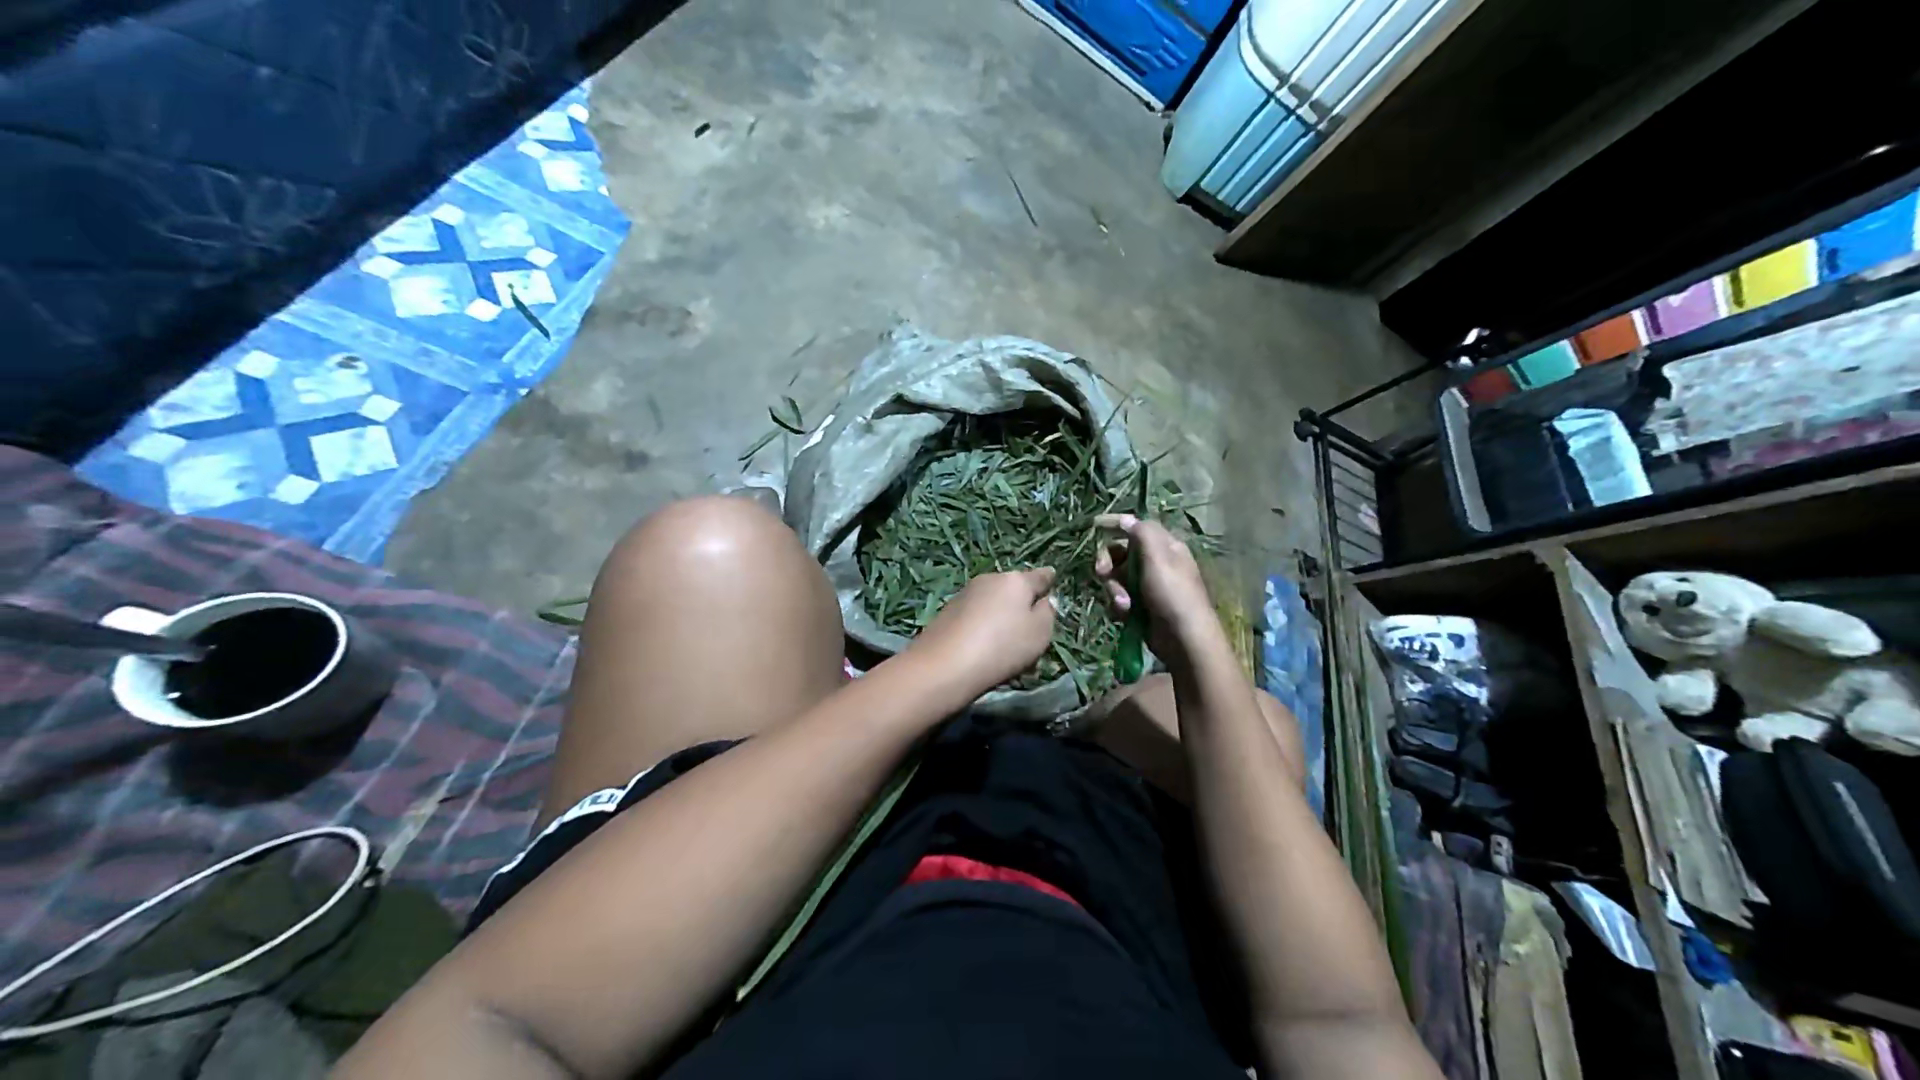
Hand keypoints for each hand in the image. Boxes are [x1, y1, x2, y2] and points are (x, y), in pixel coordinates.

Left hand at [910, 568, 1056, 692]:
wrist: (945, 665)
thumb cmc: (1003, 646)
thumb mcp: (1040, 632)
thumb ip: (1047, 613)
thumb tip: (1042, 601)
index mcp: (1015, 580)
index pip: (1039, 576)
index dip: (1048, 579)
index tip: (1052, 578)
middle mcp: (989, 579)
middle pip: (1012, 589)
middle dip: (1021, 604)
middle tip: (1029, 631)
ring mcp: (965, 594)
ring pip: (992, 603)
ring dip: (1000, 618)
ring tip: (1005, 646)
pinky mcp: (947, 612)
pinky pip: (975, 616)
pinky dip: (982, 627)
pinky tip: (982, 649)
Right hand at [1094, 514, 1220, 662]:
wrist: (1183, 639)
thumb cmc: (1173, 594)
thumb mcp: (1159, 557)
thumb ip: (1142, 533)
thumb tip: (1126, 519)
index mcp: (1164, 546)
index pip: (1136, 527)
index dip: (1115, 524)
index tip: (1094, 525)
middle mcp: (1155, 563)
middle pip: (1120, 552)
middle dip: (1109, 563)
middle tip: (1103, 573)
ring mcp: (1147, 586)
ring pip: (1116, 577)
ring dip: (1114, 589)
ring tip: (1124, 604)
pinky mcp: (1140, 606)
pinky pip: (1118, 597)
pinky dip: (1118, 605)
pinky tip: (1126, 614)